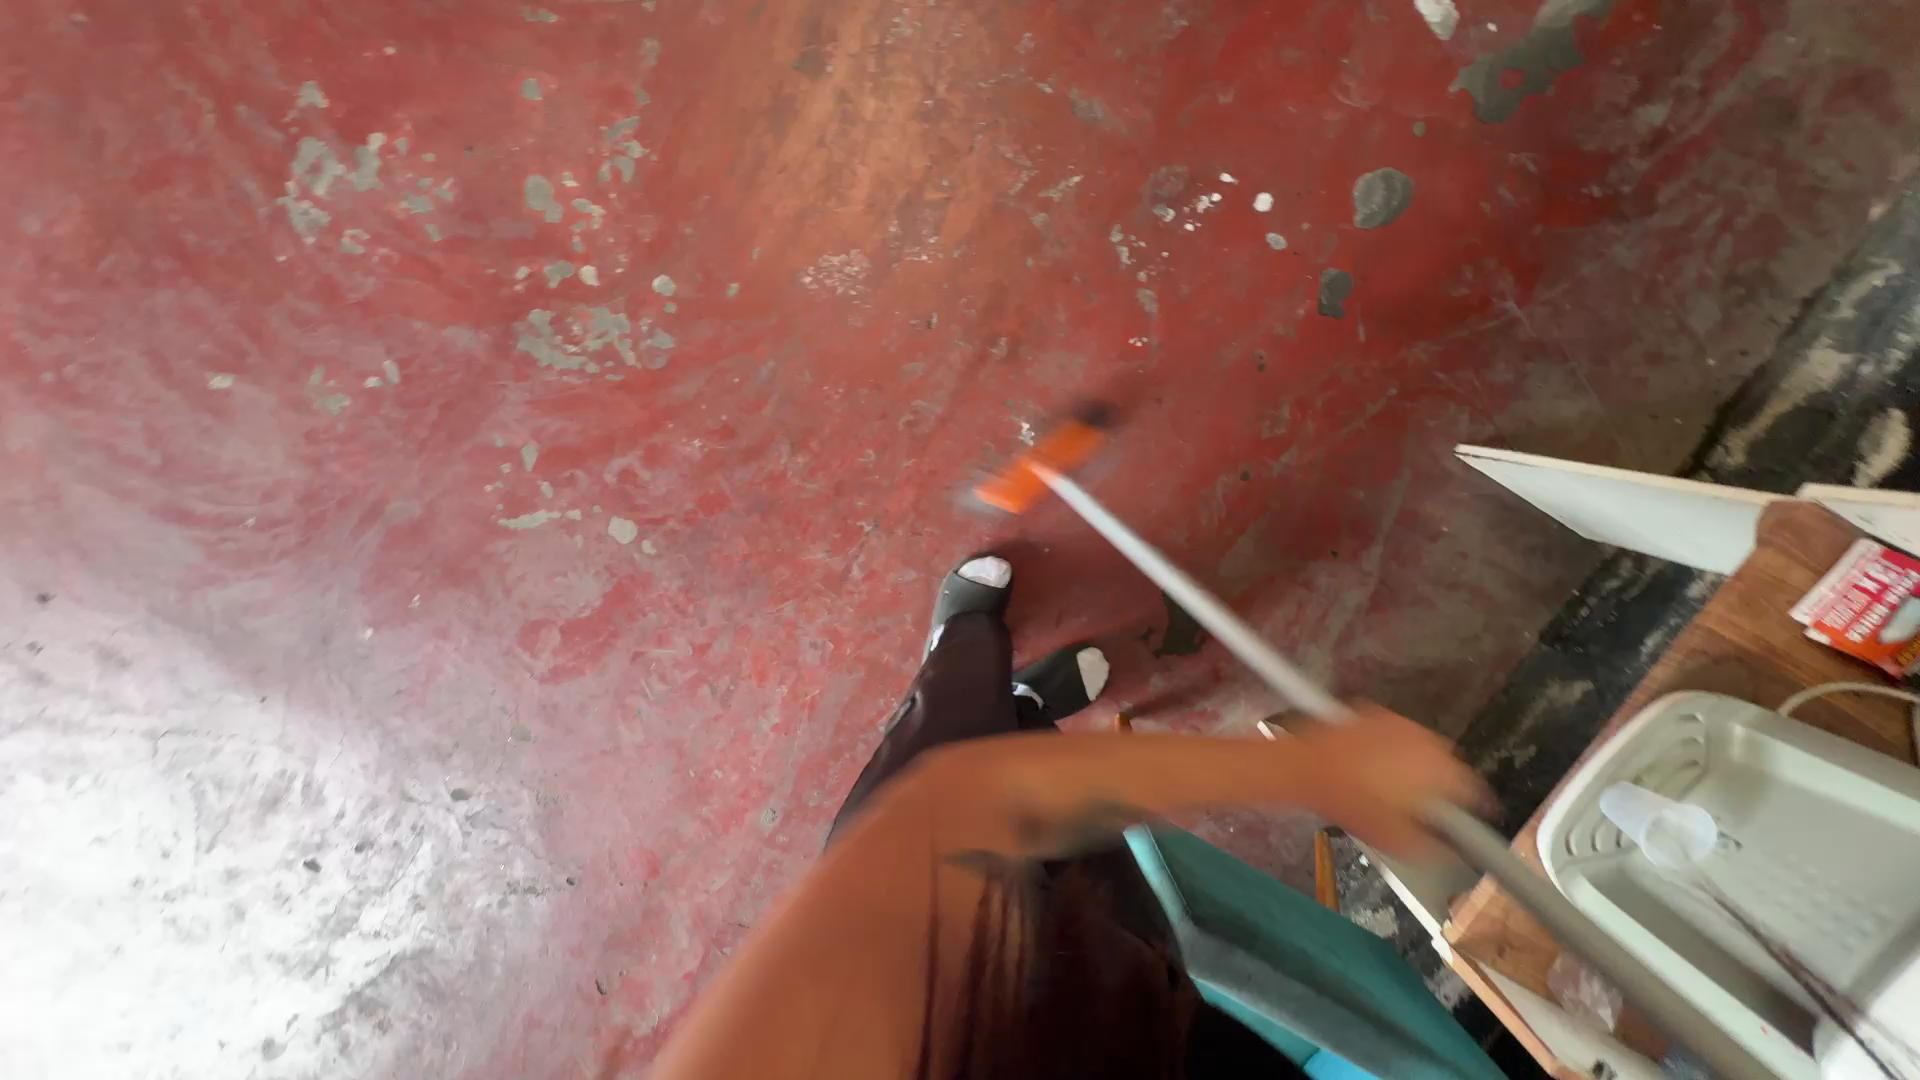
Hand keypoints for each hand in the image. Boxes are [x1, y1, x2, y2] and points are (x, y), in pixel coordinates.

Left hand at [1285, 704, 1492, 857]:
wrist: (1303, 766)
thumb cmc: (1350, 802)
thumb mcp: (1396, 840)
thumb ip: (1433, 848)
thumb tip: (1446, 850)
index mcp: (1442, 769)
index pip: (1476, 793)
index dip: (1470, 813)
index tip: (1463, 825)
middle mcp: (1426, 740)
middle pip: (1450, 767)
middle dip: (1442, 785)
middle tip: (1423, 806)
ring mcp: (1398, 722)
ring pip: (1422, 748)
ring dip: (1417, 764)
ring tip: (1393, 786)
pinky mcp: (1372, 712)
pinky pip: (1395, 734)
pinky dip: (1392, 747)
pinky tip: (1372, 764)